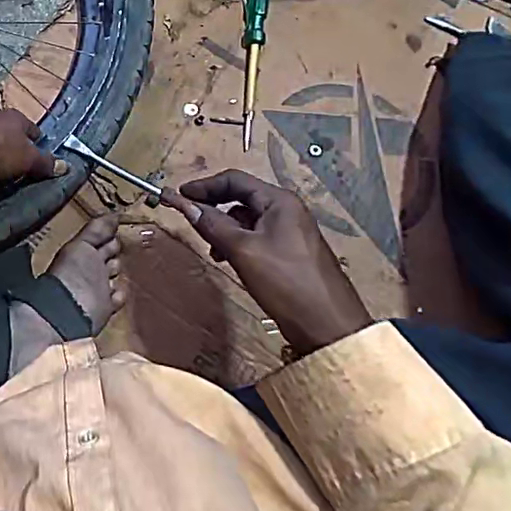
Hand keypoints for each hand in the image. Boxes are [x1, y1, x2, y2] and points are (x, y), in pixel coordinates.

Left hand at [0, 109, 63, 183]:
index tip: (38, 153)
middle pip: (10, 130)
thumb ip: (46, 162)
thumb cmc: (4, 151)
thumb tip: (65, 166)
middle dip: (14, 143)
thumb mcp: (30, 159)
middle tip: (18, 161)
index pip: (32, 128)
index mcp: (17, 117)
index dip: (36, 141)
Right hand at [163, 170, 372, 355]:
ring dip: (224, 227)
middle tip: (190, 219)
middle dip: (213, 207)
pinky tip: (230, 259)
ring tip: (213, 249)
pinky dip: (237, 242)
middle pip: (240, 197)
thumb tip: (184, 205)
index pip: (234, 179)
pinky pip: (256, 236)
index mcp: (280, 202)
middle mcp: (287, 210)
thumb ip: (211, 224)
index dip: (203, 186)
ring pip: (246, 218)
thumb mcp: (242, 250)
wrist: (331, 330)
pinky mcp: (292, 252)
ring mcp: (292, 232)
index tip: (179, 196)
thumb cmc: (286, 283)